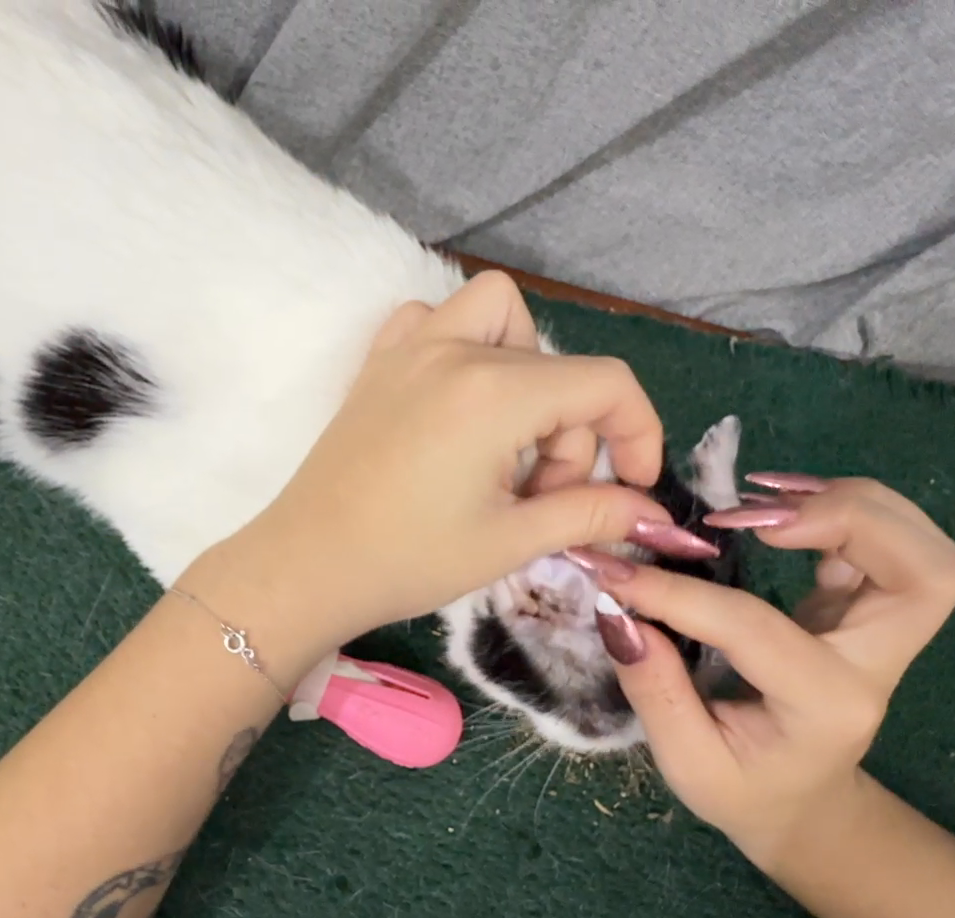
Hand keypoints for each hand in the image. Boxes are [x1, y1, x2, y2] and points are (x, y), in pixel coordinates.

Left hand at [206, 271, 680, 648]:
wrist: (305, 567)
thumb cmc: (405, 561)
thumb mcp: (509, 542)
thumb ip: (589, 513)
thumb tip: (650, 510)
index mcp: (494, 393)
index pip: (605, 383)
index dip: (638, 432)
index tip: (631, 485)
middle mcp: (455, 351)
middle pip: (556, 366)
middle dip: (569, 434)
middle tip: (536, 498)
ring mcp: (409, 348)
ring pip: (498, 313)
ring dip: (525, 368)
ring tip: (505, 440)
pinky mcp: (378, 364)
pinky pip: (434, 319)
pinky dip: (462, 345)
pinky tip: (455, 402)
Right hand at [606, 478, 954, 868]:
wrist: (803, 805)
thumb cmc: (744, 790)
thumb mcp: (688, 762)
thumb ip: (655, 690)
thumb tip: (615, 611)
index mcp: (825, 705)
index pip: (753, 626)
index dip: (676, 593)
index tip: (611, 570)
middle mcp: (872, 663)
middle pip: (924, 570)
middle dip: (840, 520)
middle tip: (747, 518)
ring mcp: (880, 633)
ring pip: (918, 543)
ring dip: (843, 503)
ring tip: (756, 501)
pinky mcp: (864, 608)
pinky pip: (885, 539)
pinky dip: (836, 506)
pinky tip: (773, 504)